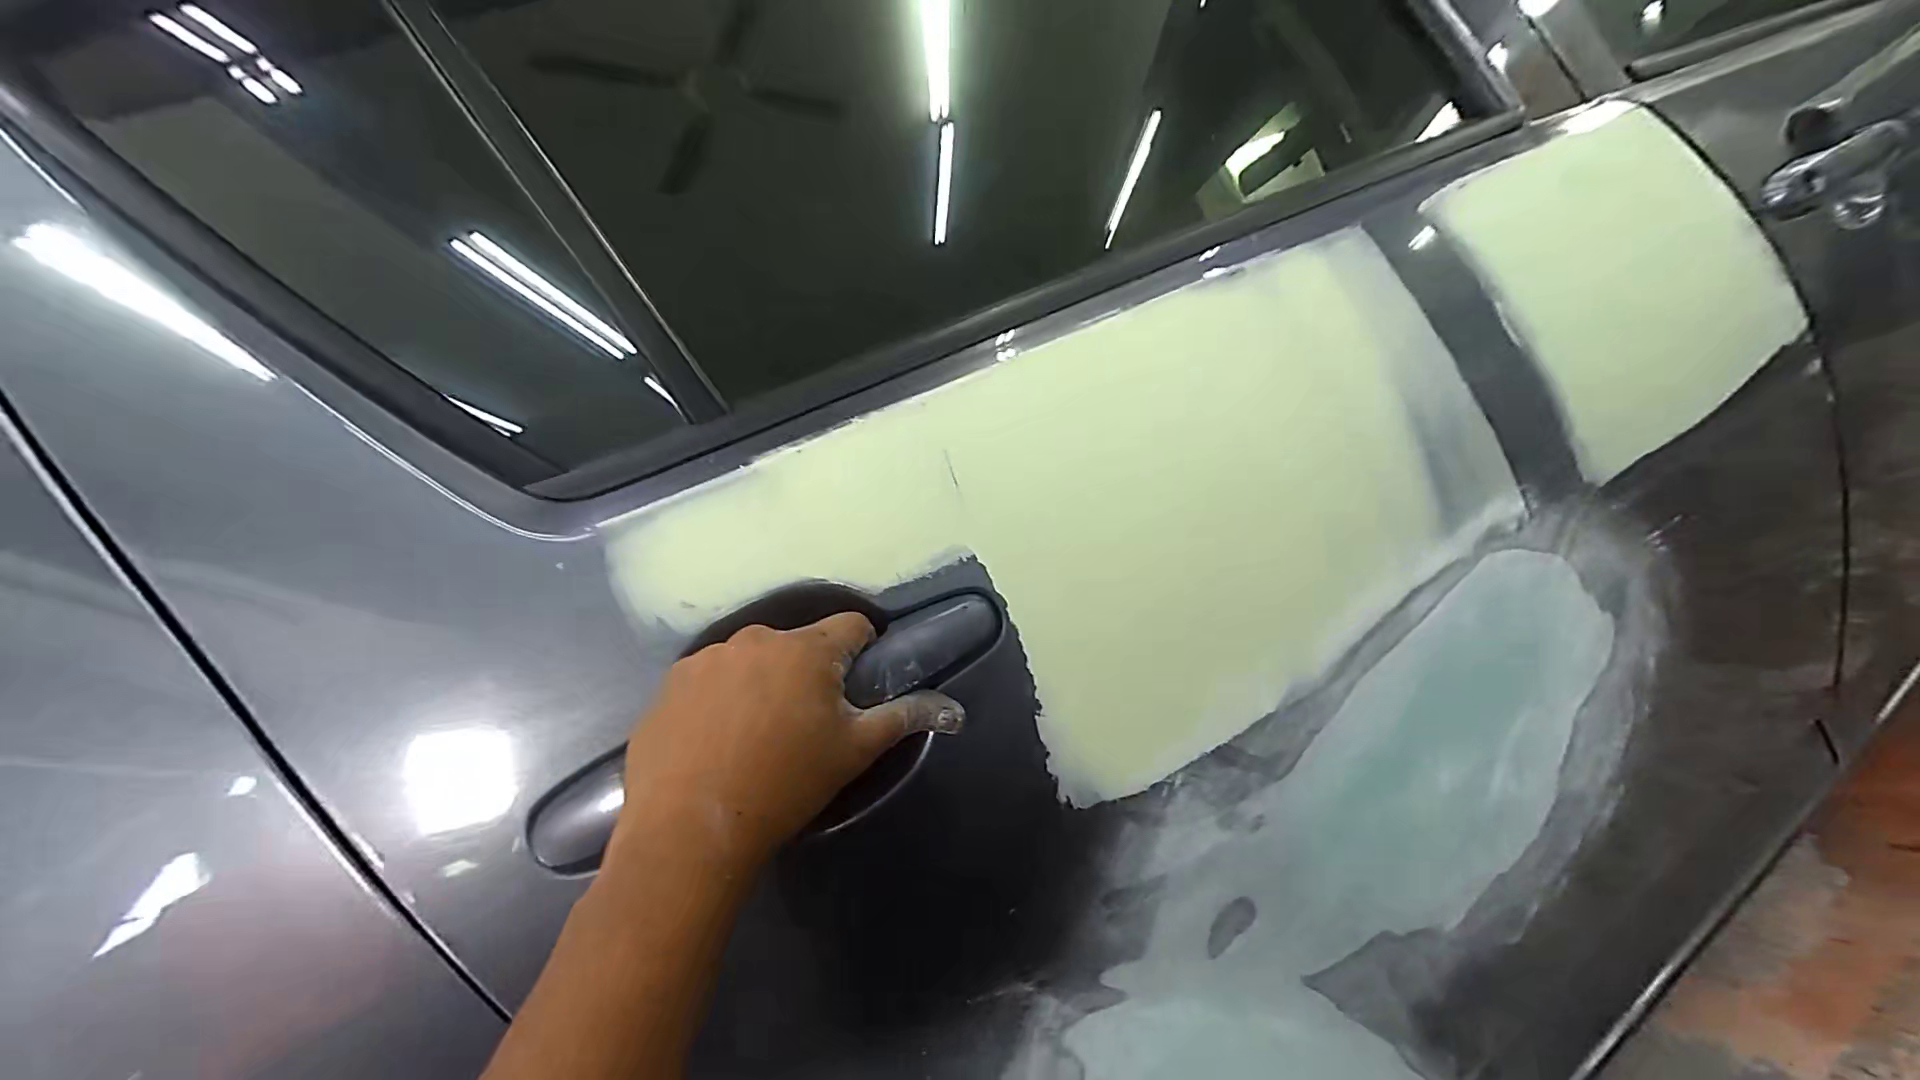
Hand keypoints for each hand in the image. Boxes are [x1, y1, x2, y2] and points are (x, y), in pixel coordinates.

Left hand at [612, 612, 963, 872]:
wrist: (688, 830)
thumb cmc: (784, 785)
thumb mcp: (854, 752)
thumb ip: (903, 718)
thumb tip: (950, 708)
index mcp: (808, 650)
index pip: (853, 625)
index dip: (864, 648)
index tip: (857, 683)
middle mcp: (758, 639)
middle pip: (799, 644)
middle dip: (809, 671)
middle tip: (805, 722)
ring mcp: (709, 657)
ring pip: (753, 659)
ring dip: (763, 681)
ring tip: (754, 734)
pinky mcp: (672, 681)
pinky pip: (710, 677)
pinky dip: (720, 696)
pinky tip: (714, 739)